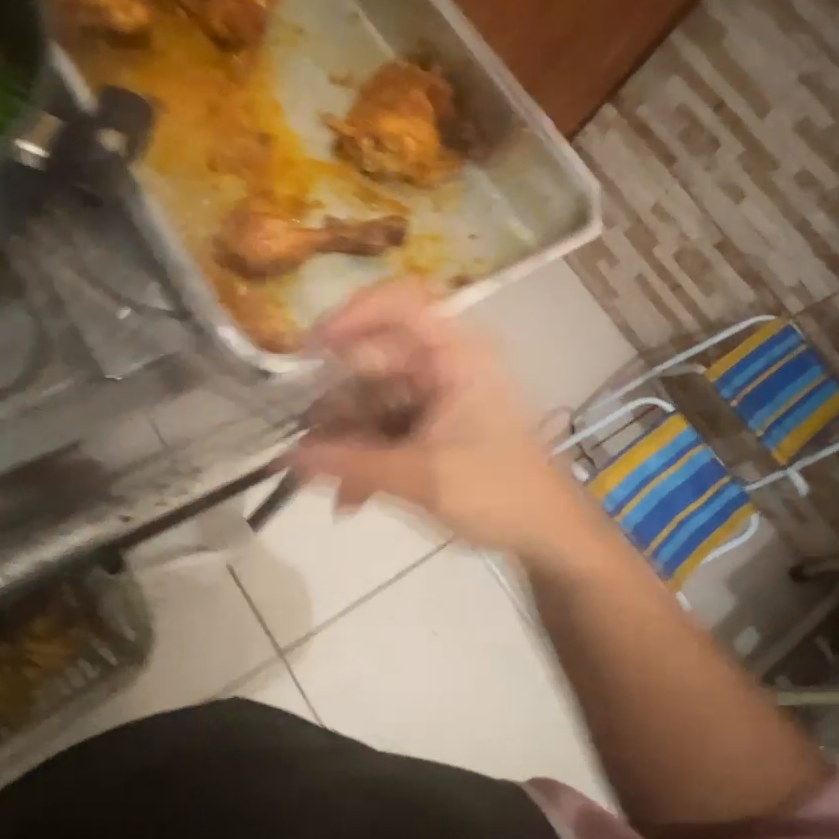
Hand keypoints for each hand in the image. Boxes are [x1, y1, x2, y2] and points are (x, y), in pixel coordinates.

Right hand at [290, 282, 602, 565]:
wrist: (549, 534)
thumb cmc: (498, 493)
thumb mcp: (421, 479)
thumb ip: (352, 466)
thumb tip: (290, 459)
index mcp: (456, 356)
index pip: (400, 303)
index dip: (351, 315)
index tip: (309, 350)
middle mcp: (444, 365)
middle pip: (373, 360)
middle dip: (335, 404)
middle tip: (303, 437)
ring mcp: (437, 396)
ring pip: (372, 399)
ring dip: (344, 440)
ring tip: (323, 482)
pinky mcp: (432, 426)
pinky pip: (383, 428)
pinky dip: (364, 457)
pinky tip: (350, 497)